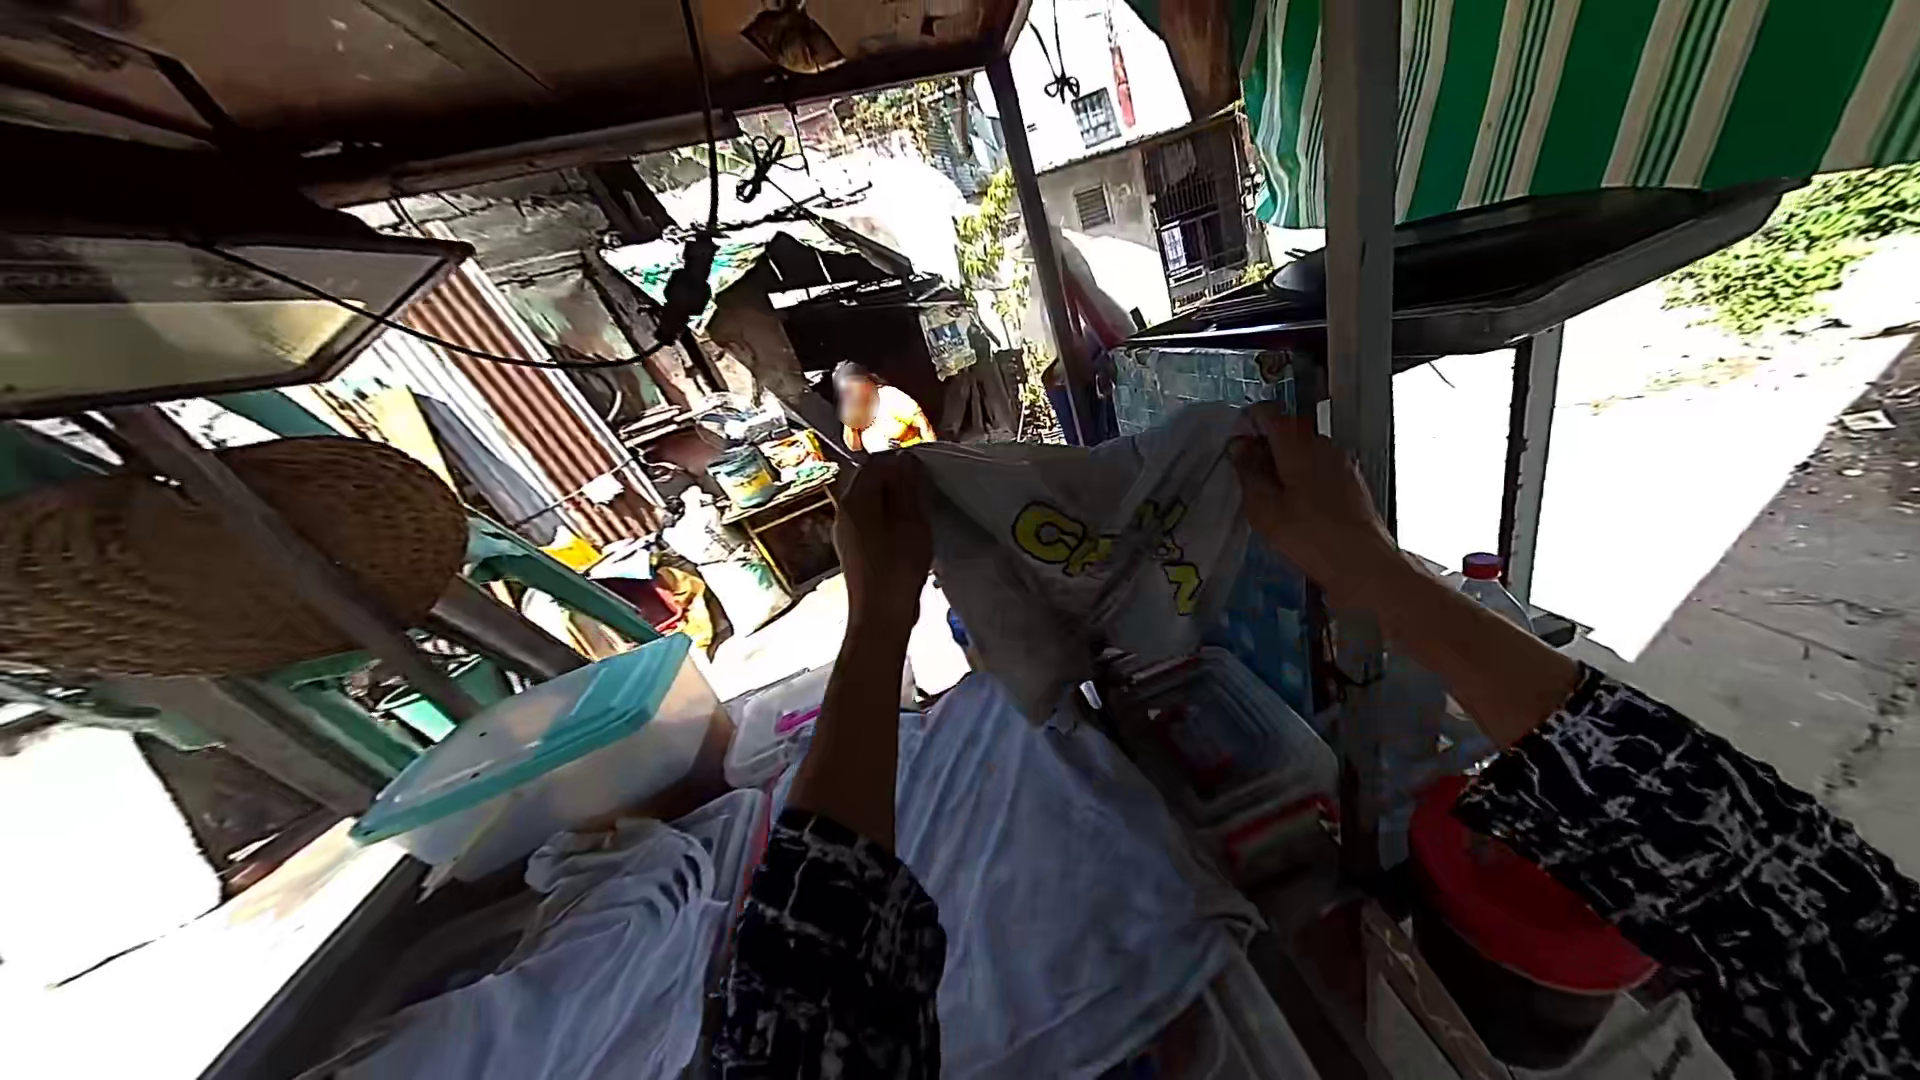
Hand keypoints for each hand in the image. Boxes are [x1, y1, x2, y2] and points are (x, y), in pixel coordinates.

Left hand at [834, 452, 931, 632]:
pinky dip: (888, 520)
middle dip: (896, 481)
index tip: (924, 472)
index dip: (900, 462)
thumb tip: (902, 461)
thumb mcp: (909, 520)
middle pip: (869, 483)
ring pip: (871, 504)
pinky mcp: (853, 551)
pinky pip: (870, 523)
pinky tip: (906, 533)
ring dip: (894, 502)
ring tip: (919, 512)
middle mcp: (843, 512)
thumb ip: (904, 486)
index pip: (874, 464)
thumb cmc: (898, 565)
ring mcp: (845, 533)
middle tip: (924, 491)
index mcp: (854, 500)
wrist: (880, 614)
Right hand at [1229, 403, 1405, 604]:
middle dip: (1265, 442)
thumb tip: (1239, 446)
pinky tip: (1292, 501)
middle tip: (1244, 467)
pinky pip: (1319, 465)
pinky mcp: (1351, 481)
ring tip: (1266, 488)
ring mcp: (1342, 462)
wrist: (1361, 563)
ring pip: (1305, 447)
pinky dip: (1301, 473)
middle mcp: (1324, 445)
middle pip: (1289, 429)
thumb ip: (1248, 471)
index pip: (1271, 414)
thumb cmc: (1309, 535)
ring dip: (1283, 459)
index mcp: (1299, 446)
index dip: (1248, 421)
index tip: (1234, 439)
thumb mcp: (1263, 506)